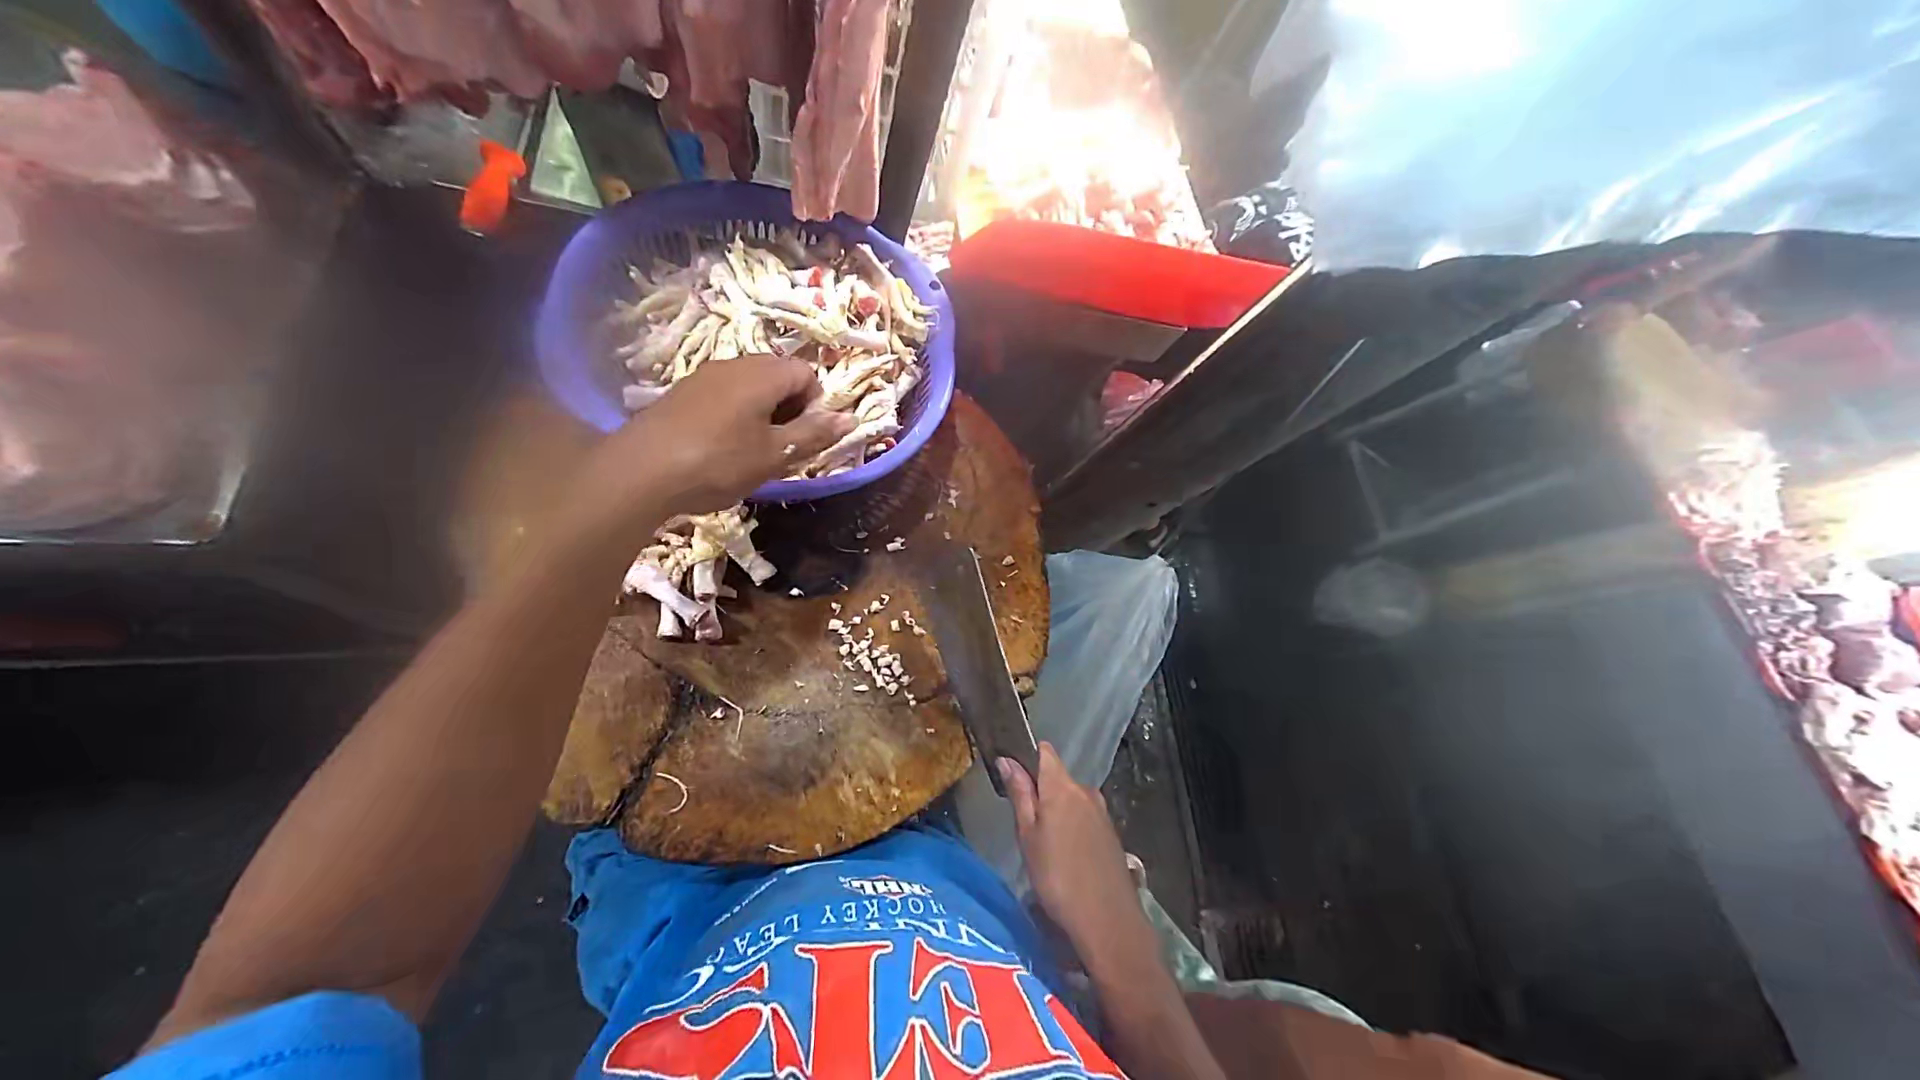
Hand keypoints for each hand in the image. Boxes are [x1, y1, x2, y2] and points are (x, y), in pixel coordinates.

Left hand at [565, 353, 853, 534]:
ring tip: (752, 451)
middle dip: (790, 408)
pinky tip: (720, 448)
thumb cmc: (718, 462)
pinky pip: (723, 395)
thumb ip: (813, 435)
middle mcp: (734, 363)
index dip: (815, 405)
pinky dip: (734, 416)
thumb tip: (850, 418)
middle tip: (781, 447)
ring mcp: (704, 376)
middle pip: (778, 375)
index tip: (803, 438)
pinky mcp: (681, 392)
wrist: (640, 472)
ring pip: (750, 386)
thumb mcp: (774, 455)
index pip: (807, 373)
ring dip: (762, 413)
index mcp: (763, 374)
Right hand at [999, 743, 1145, 948]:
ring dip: (1055, 810)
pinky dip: (1071, 825)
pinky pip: (1084, 816)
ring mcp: (1101, 811)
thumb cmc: (1057, 877)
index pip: (1044, 751)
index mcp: (1062, 786)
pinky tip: (1065, 855)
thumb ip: (1019, 794)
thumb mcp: (1028, 835)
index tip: (1011, 775)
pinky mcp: (1110, 833)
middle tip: (1022, 822)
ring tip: (1042, 844)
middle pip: (1056, 776)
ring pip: (1070, 798)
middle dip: (1039, 790)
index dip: (1025, 756)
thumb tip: (1007, 760)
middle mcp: (1085, 790)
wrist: (1107, 921)